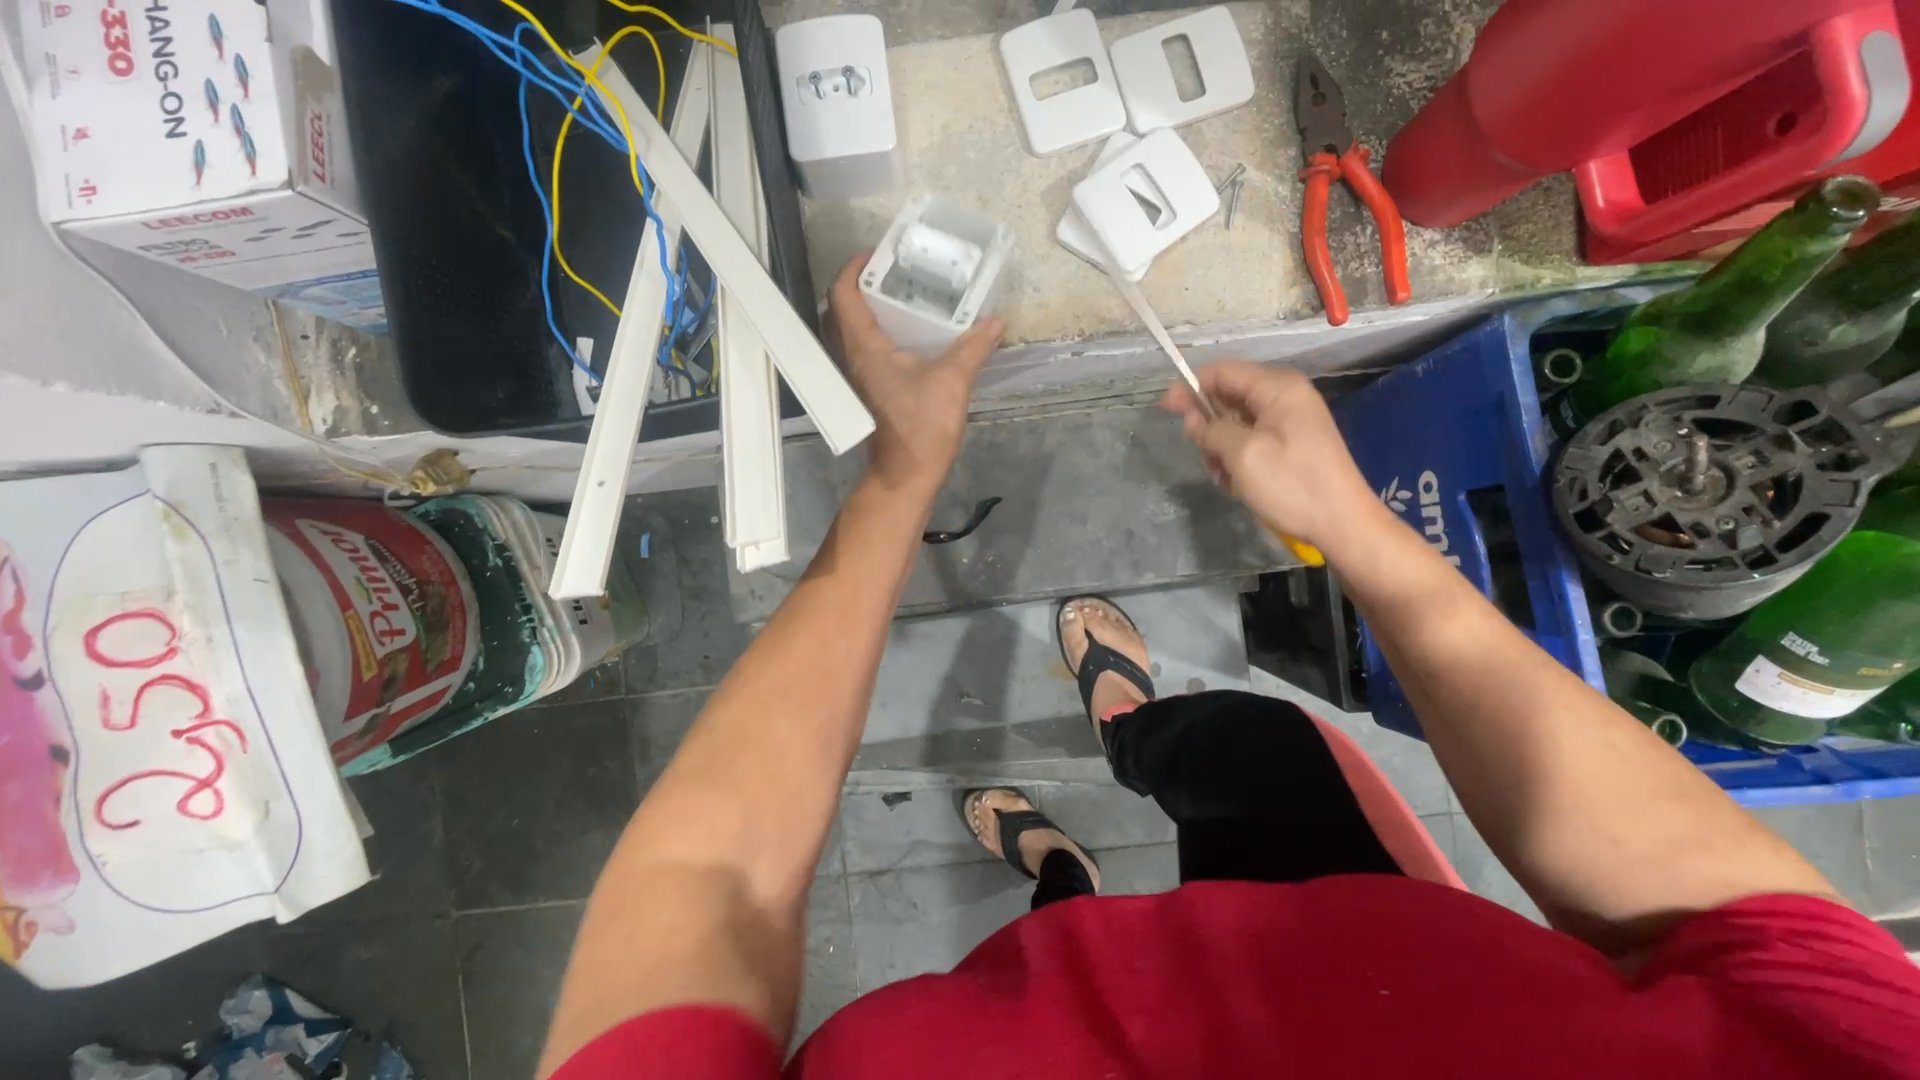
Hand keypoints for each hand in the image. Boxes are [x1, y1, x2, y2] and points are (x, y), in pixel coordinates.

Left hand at [828, 255, 1002, 497]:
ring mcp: (855, 376)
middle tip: (893, 274)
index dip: (854, 267)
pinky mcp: (866, 390)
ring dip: (866, 310)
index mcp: (863, 347)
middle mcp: (851, 357)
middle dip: (860, 286)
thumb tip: (995, 321)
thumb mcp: (953, 381)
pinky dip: (875, 333)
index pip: (842, 294)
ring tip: (900, 297)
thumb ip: (973, 347)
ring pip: (848, 331)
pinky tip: (907, 335)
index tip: (878, 255)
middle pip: (840, 309)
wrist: (906, 475)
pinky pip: (861, 349)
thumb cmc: (922, 426)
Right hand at [1162, 362, 1378, 550]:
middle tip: (1200, 453)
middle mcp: (1284, 395)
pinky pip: (1250, 437)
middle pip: (1228, 395)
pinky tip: (1232, 480)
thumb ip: (1211, 429)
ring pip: (1235, 420)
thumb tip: (1191, 418)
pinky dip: (1234, 455)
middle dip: (1207, 423)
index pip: (1222, 371)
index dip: (1190, 386)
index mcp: (1277, 387)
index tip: (1165, 410)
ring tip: (1220, 474)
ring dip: (1218, 446)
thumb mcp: (1243, 455)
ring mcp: (1288, 419)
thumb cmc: (1292, 484)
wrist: (1341, 522)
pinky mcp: (1289, 442)